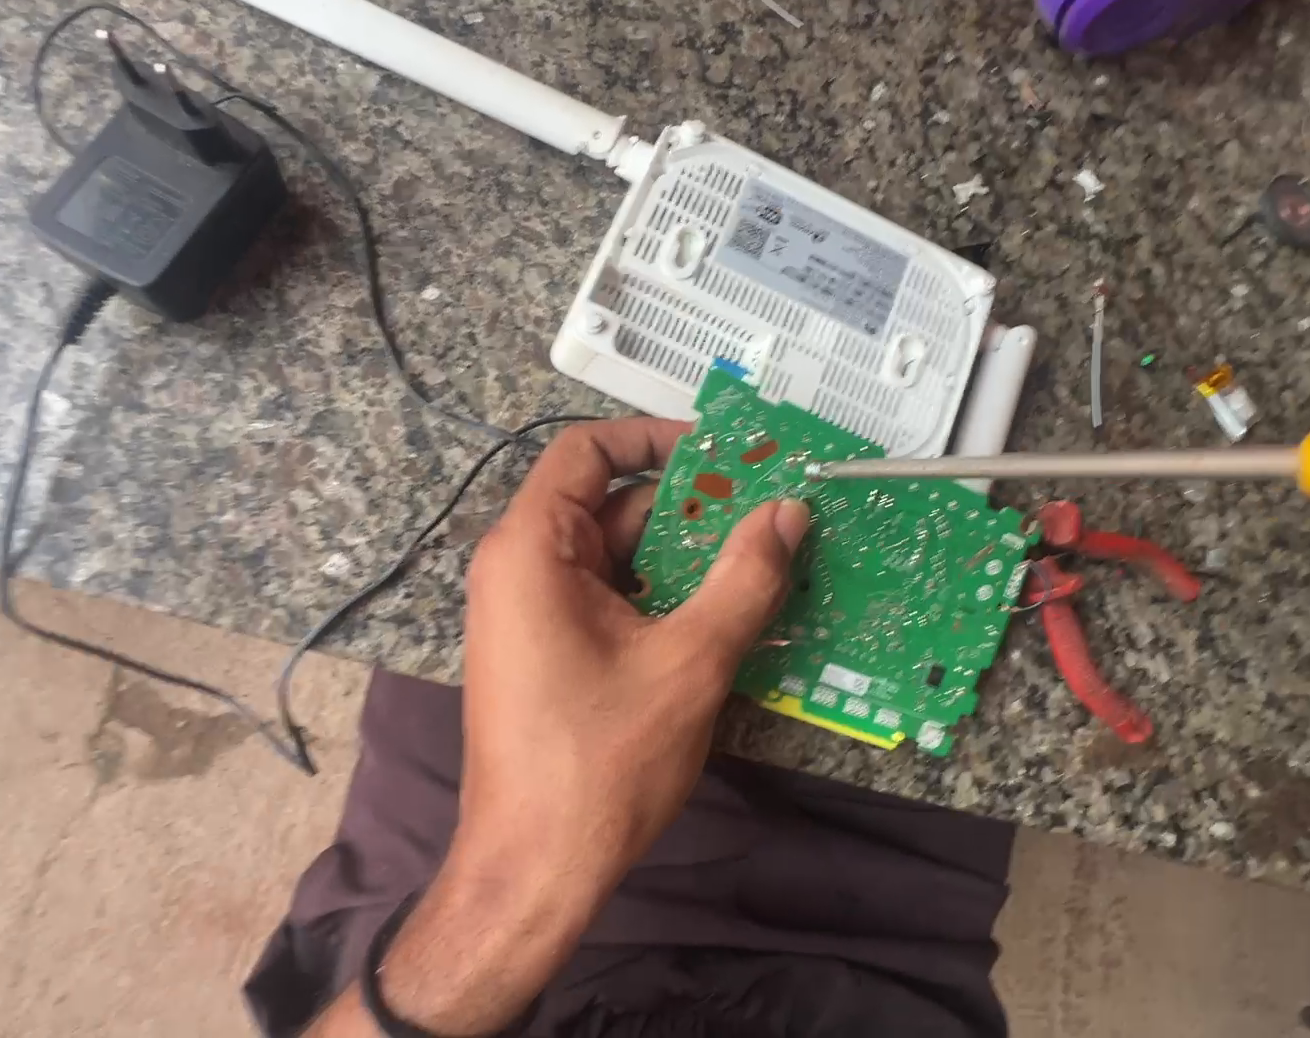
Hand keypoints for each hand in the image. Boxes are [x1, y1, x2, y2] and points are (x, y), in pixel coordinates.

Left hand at [459, 417, 809, 892]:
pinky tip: (721, 610)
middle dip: (688, 507)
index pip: (586, 451)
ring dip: (683, 557)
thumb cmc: (599, 763)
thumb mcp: (688, 662)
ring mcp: (532, 611)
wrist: (534, 872)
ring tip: (759, 560)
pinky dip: (661, 595)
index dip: (654, 438)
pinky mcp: (549, 648)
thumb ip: (743, 579)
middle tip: (764, 512)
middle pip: (609, 503)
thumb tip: (788, 513)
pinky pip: (609, 597)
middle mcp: (521, 567)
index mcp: (531, 549)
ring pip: (617, 555)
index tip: (722, 453)